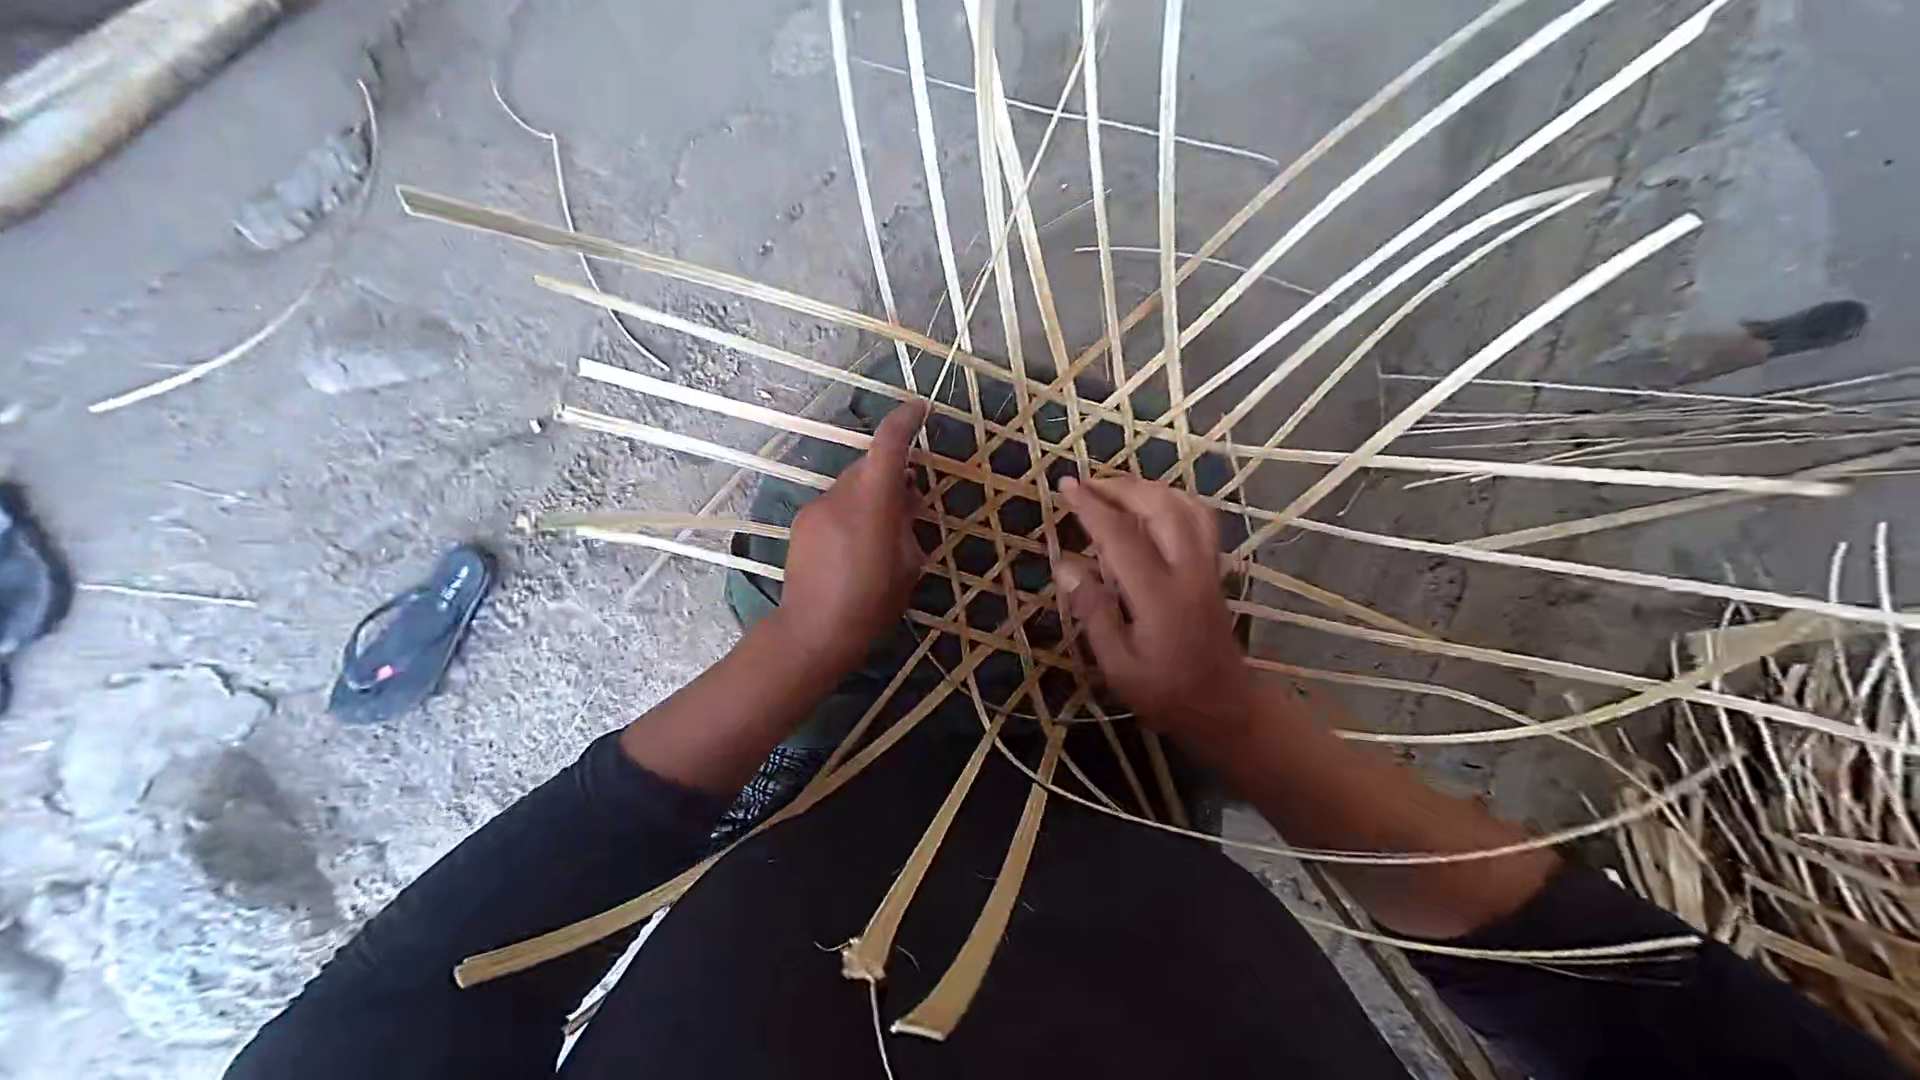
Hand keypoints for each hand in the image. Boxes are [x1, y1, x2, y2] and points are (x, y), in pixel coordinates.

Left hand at [770, 401, 928, 674]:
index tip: (921, 409)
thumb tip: (903, 504)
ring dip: (872, 494)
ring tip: (884, 531)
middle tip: (913, 500)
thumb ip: (907, 525)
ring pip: (851, 485)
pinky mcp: (801, 524)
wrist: (813, 632)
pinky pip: (835, 504)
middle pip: (869, 464)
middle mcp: (839, 495)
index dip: (906, 420)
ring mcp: (815, 508)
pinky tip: (856, 545)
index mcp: (872, 503)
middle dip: (893, 472)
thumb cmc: (872, 604)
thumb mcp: (908, 565)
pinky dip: (852, 510)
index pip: (888, 445)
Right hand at [1053, 475, 1253, 744]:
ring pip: (1184, 505)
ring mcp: (1208, 566)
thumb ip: (1093, 612)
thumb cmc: (1165, 693)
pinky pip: (1198, 518)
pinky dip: (1171, 499)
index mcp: (1160, 596)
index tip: (1064, 486)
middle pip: (1159, 506)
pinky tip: (1150, 503)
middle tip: (1084, 483)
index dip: (1090, 507)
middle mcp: (1189, 571)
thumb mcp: (1117, 665)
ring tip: (1112, 488)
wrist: (1226, 707)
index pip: (1120, 535)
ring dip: (1146, 487)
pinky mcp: (1215, 568)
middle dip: (1119, 486)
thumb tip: (1064, 565)